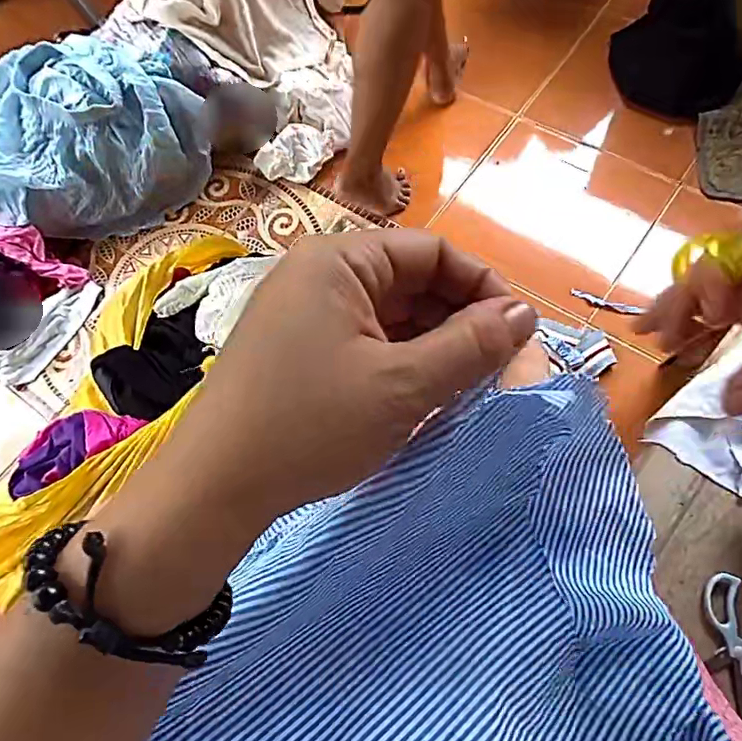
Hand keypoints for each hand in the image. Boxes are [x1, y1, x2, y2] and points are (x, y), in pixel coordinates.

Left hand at [156, 229, 536, 523]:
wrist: (216, 487)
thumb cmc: (311, 426)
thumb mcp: (403, 385)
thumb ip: (471, 345)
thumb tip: (525, 313)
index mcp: (340, 260)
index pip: (433, 253)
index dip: (484, 288)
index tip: (519, 332)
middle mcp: (320, 275)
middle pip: (413, 283)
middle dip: (462, 321)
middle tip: (499, 367)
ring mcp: (307, 315)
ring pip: (393, 317)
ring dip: (436, 346)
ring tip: (469, 386)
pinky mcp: (301, 352)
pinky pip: (368, 343)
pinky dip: (404, 364)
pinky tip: (426, 395)